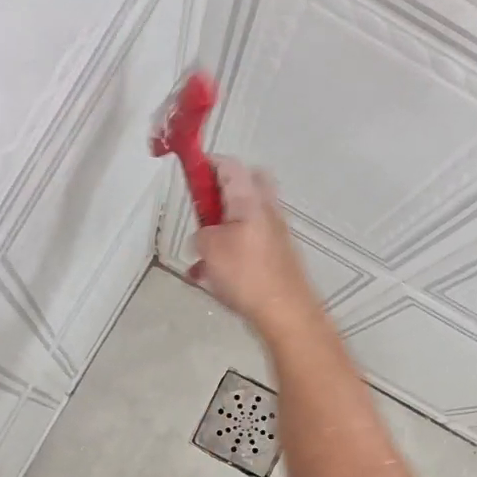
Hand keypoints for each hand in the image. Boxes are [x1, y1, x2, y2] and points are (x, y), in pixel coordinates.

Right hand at [192, 158, 319, 332]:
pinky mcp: (277, 257)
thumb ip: (201, 233)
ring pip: (247, 218)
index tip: (191, 173)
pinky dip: (231, 254)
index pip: (229, 166)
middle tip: (205, 209)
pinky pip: (250, 245)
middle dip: (224, 192)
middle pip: (248, 184)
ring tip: (201, 255)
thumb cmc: (246, 274)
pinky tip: (213, 278)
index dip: (208, 164)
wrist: (285, 312)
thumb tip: (204, 235)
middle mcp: (267, 210)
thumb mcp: (209, 249)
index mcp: (249, 199)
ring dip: (224, 229)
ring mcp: (276, 234)